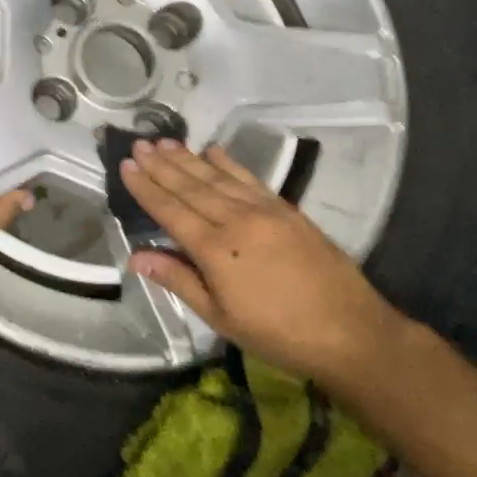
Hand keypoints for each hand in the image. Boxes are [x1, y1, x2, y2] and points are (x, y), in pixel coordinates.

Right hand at [121, 139, 407, 385]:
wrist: (351, 332)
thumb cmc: (278, 334)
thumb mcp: (221, 318)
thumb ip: (179, 280)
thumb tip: (136, 256)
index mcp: (216, 250)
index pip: (170, 211)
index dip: (146, 188)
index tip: (126, 166)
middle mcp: (237, 221)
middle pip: (191, 187)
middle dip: (162, 165)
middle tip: (138, 144)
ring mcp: (265, 212)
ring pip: (217, 178)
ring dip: (188, 158)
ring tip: (165, 142)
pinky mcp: (287, 211)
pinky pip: (250, 179)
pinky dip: (228, 164)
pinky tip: (213, 151)